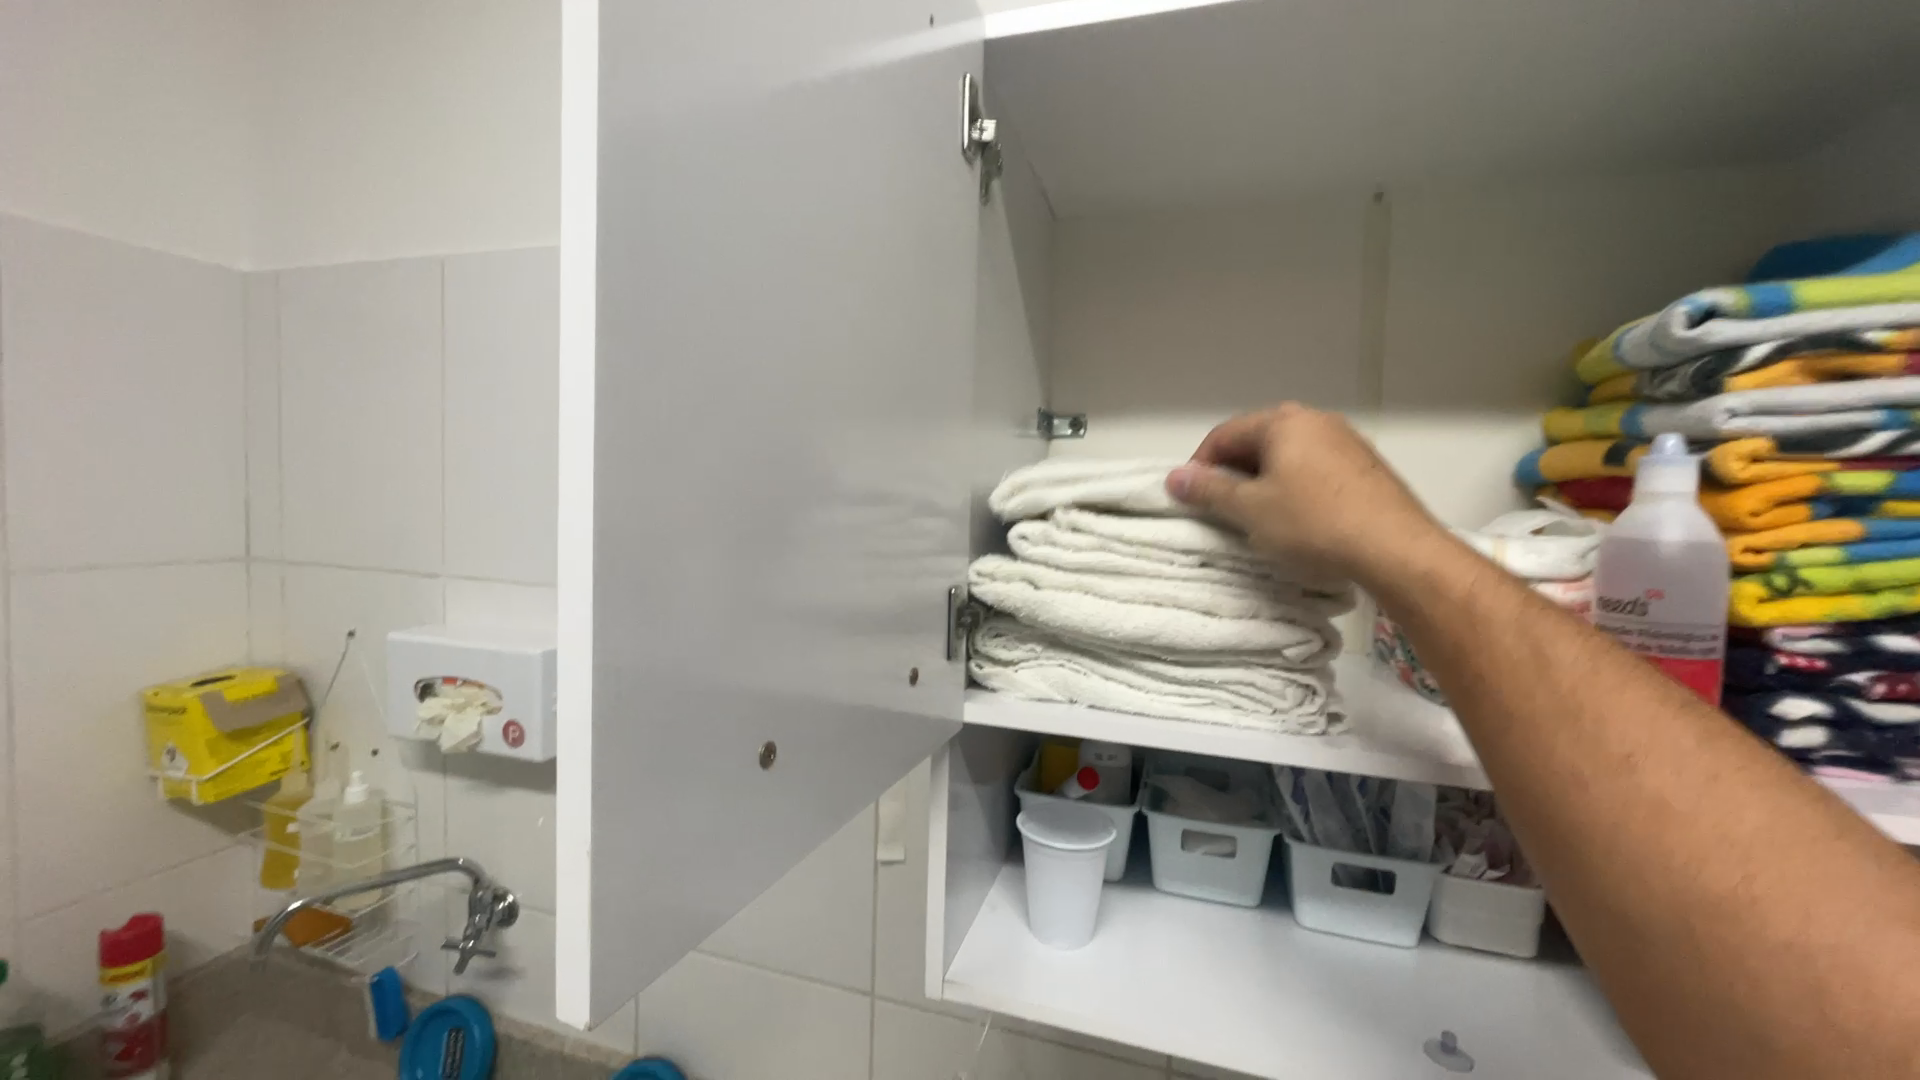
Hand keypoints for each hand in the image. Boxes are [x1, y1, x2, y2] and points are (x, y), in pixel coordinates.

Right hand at [1166, 403, 1443, 582]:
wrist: (1396, 549)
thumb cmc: (1313, 523)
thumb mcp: (1250, 510)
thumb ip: (1208, 490)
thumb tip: (1173, 477)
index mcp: (1283, 422)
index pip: (1224, 435)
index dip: (1200, 466)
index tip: (1192, 499)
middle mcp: (1315, 420)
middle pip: (1257, 441)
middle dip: (1233, 473)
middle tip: (1222, 510)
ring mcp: (1346, 441)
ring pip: (1288, 456)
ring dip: (1264, 482)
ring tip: (1259, 518)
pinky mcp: (1366, 467)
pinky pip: (1315, 469)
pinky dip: (1295, 488)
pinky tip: (1298, 519)